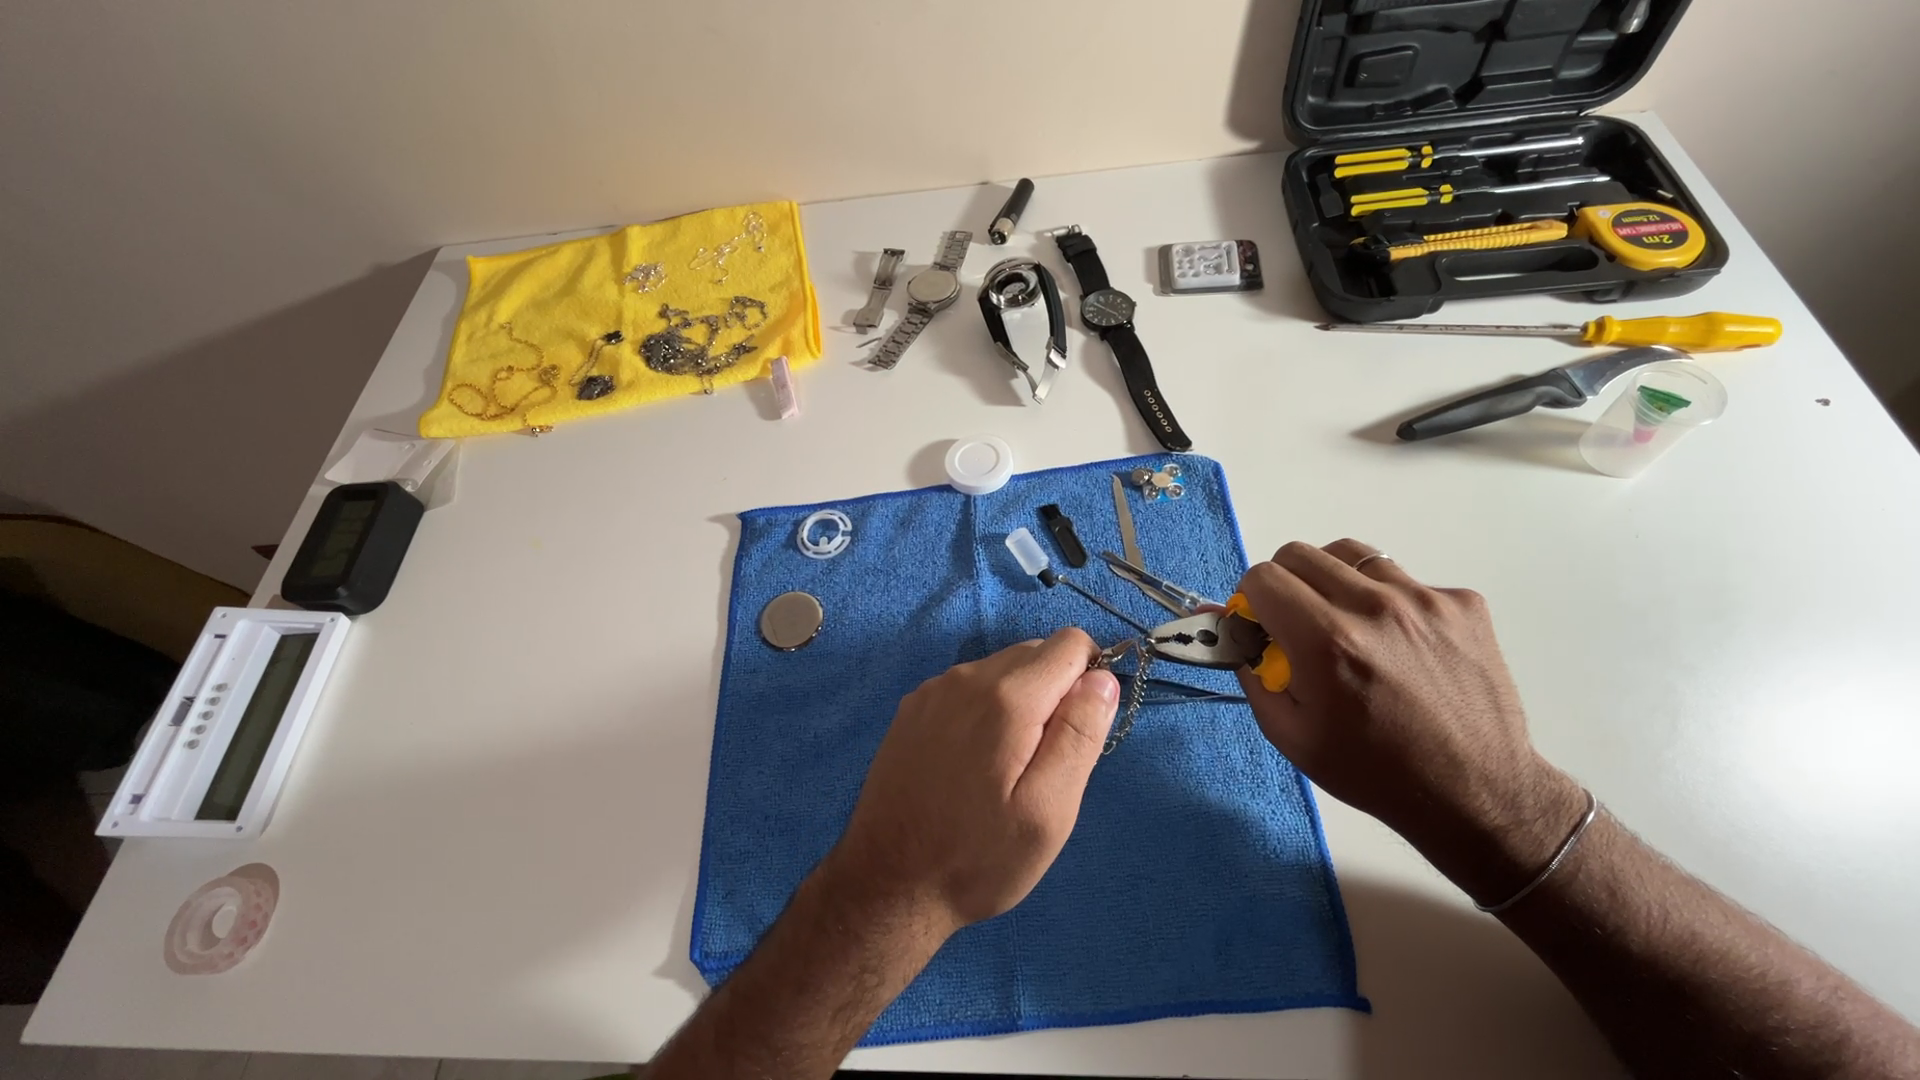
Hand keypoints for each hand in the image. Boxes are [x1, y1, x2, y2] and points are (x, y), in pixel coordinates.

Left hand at [826, 629, 1118, 932]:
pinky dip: (985, 710)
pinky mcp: (912, 708)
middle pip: (1035, 653)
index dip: (1090, 677)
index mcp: (1007, 696)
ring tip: (1006, 768)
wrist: (888, 884)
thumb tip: (1102, 678)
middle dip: (1055, 692)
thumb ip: (1080, 734)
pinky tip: (971, 763)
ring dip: (1020, 701)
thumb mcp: (1050, 809)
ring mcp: (933, 690)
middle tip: (1045, 761)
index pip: (1070, 642)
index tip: (1081, 728)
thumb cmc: (980, 856)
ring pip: (1001, 669)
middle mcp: (966, 677)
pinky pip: (968, 688)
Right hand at [1234, 540, 1586, 901]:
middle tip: (1297, 624)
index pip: (1263, 576)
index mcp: (1325, 640)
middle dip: (1285, 585)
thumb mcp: (1289, 735)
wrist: (1476, 792)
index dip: (1252, 600)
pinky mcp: (1462, 603)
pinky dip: (1387, 601)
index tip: (1263, 626)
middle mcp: (1373, 607)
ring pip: (1352, 557)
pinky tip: (1399, 644)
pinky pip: (1404, 580)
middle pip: (1301, 554)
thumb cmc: (1371, 770)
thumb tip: (1235, 631)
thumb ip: (1253, 673)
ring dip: (1334, 583)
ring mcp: (1424, 600)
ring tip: (1348, 625)